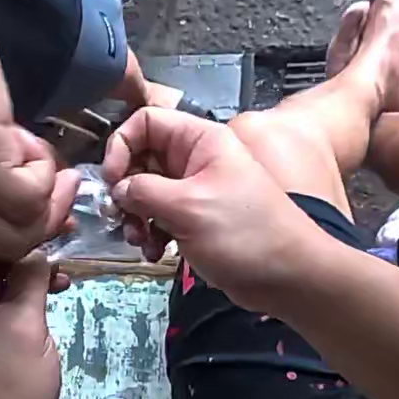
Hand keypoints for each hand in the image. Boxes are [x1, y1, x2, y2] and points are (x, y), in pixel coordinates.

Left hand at [0, 0, 78, 260]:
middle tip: (64, 179)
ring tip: (32, 143)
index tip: (49, 198)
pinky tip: (23, 133)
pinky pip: (32, 193)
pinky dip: (43, 167)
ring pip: (26, 223)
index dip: (26, 225)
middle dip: (47, 217)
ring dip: (45, 185)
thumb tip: (25, 191)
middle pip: (10, 245)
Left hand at [0, 232, 67, 398]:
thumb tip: (37, 243)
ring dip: (23, 261)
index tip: (6, 200)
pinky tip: (60, 281)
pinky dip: (27, 285)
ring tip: (61, 247)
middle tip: (47, 218)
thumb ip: (29, 275)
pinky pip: (3, 295)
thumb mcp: (24, 322)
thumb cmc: (10, 382)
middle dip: (7, 236)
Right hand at [103, 108, 329, 313]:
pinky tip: (155, 252)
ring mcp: (195, 192)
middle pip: (142, 160)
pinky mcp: (196, 221)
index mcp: (200, 141)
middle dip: (126, 190)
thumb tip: (118, 189)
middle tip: (122, 218)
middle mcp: (196, 160)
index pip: (146, 122)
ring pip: (148, 193)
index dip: (122, 145)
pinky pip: (161, 219)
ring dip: (136, 218)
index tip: (112, 180)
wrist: (287, 276)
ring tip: (141, 241)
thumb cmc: (244, 233)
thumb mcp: (188, 206)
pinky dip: (152, 234)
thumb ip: (144, 191)